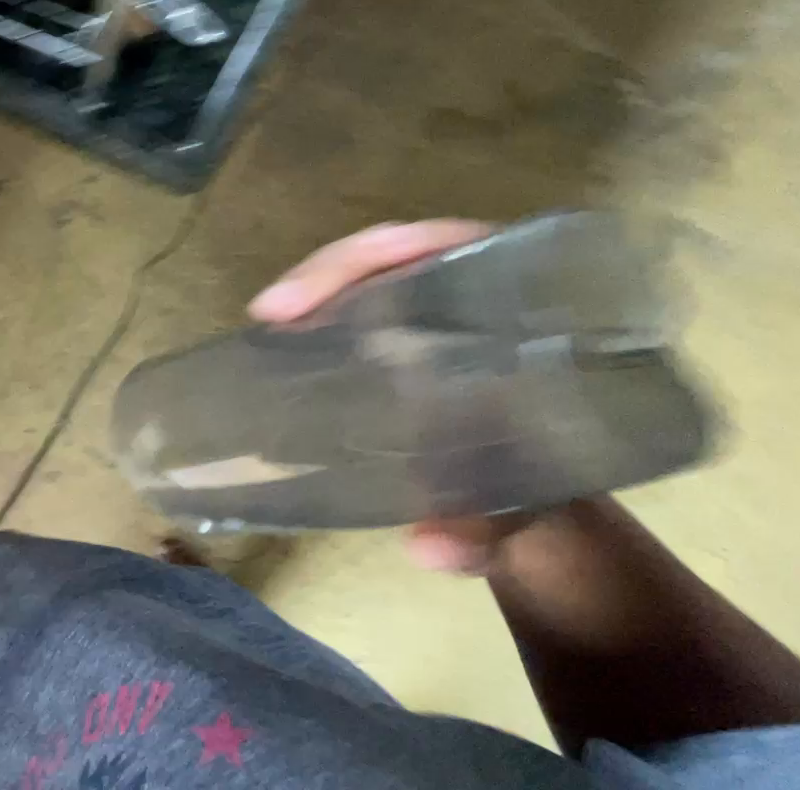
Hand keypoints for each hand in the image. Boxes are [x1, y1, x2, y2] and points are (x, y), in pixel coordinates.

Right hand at [246, 219, 519, 573]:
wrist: (533, 507)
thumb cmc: (534, 495)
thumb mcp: (519, 513)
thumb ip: (486, 532)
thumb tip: (427, 549)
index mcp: (524, 325)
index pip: (466, 252)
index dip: (407, 249)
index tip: (370, 266)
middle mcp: (471, 304)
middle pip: (400, 254)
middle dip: (335, 269)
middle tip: (274, 309)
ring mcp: (424, 314)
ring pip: (366, 273)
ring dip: (311, 286)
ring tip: (265, 319)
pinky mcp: (391, 332)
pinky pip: (347, 305)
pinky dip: (310, 312)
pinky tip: (275, 333)